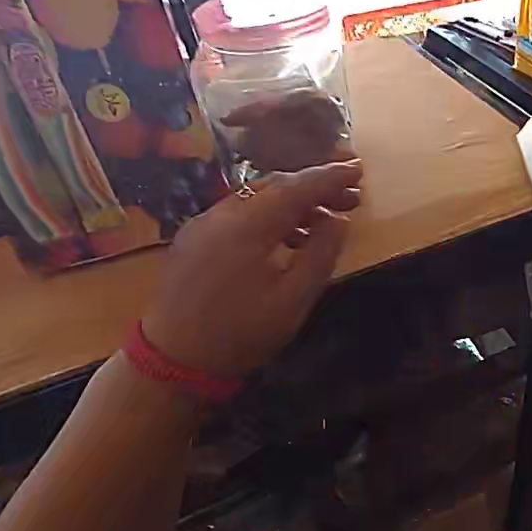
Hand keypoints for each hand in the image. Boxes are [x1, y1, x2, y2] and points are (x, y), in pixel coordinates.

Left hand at [141, 160, 362, 378]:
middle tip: (351, 196)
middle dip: (316, 187)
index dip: (330, 177)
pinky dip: (270, 216)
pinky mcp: (194, 240)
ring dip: (294, 203)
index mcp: (247, 226)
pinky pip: (239, 214)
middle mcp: (222, 215)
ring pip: (256, 199)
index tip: (358, 169)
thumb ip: (320, 254)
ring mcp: (204, 225)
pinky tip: (289, 238)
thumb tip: (338, 220)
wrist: (172, 361)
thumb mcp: (293, 300)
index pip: (296, 187)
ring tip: (325, 220)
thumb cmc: (241, 333)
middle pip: (275, 187)